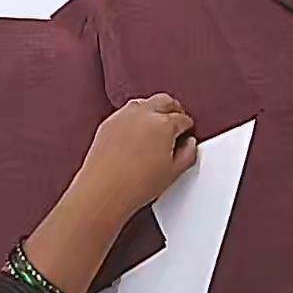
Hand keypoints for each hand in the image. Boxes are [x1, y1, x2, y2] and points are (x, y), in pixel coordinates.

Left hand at [65, 95, 198, 224]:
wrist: (103, 192)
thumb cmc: (134, 185)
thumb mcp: (173, 173)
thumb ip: (187, 154)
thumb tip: (189, 146)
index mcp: (164, 124)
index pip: (183, 118)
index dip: (188, 126)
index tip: (187, 132)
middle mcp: (144, 114)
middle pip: (165, 101)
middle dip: (174, 109)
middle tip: (177, 120)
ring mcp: (124, 116)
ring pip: (144, 103)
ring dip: (154, 110)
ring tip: (157, 125)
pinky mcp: (108, 123)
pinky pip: (126, 113)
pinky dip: (135, 118)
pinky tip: (137, 131)